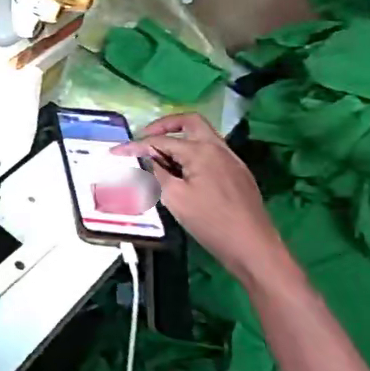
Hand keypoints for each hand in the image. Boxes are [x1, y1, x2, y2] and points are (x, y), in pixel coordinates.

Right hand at [113, 113, 288, 278]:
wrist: (253, 247)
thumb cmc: (212, 223)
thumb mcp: (175, 199)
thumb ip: (157, 174)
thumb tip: (146, 158)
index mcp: (201, 150)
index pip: (161, 142)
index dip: (136, 146)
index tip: (116, 151)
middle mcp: (218, 148)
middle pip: (189, 123)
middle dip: (165, 126)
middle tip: (146, 138)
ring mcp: (231, 160)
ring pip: (202, 136)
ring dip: (180, 140)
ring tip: (161, 158)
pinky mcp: (238, 174)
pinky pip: (211, 153)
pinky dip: (193, 154)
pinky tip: (184, 173)